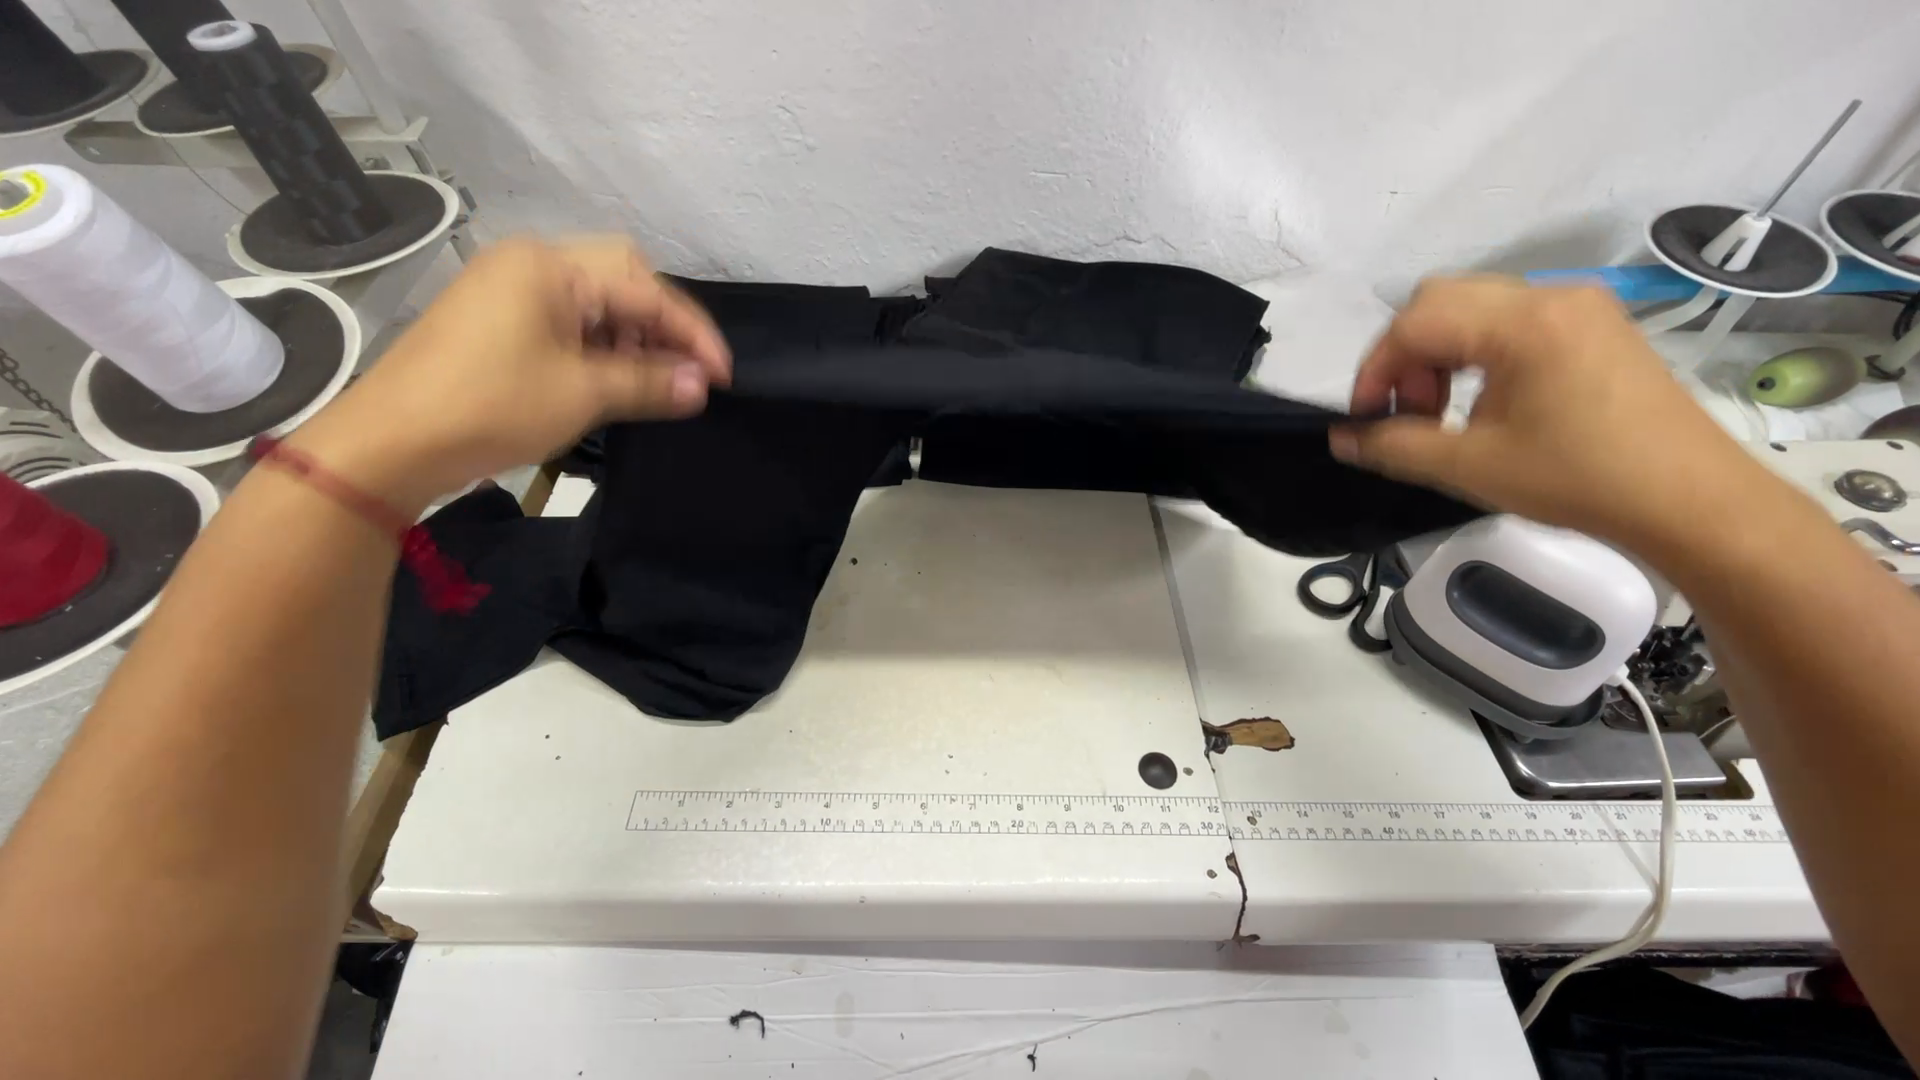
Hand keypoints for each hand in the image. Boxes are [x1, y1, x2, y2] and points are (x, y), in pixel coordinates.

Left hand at [290, 234, 729, 508]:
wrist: (391, 443)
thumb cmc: (491, 407)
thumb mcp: (582, 394)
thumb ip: (650, 382)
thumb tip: (702, 385)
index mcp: (550, 266)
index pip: (644, 287)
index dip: (691, 332)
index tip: (723, 375)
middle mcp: (531, 265)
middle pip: (622, 280)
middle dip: (663, 325)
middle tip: (688, 369)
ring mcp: (511, 292)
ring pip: (596, 304)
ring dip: (634, 340)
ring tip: (660, 384)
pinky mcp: (500, 322)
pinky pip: (569, 323)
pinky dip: (602, 349)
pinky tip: (619, 381)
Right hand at [1329, 276, 1775, 555]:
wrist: (1689, 500)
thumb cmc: (1577, 480)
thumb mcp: (1468, 467)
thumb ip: (1392, 446)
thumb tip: (1339, 438)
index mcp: (1523, 323)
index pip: (1416, 323)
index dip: (1375, 370)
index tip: (1365, 419)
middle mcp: (1551, 296)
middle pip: (1441, 300)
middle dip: (1405, 356)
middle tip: (1410, 412)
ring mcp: (1579, 306)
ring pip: (1473, 306)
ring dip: (1439, 353)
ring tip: (1444, 411)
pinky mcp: (1594, 325)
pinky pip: (1510, 319)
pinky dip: (1475, 351)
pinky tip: (1483, 399)